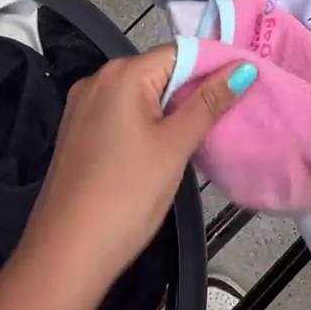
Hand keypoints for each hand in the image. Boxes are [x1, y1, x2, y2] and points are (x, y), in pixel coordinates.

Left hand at [26, 45, 254, 284]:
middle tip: (230, 110)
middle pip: (160, 70)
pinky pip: (124, 113)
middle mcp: (98, 80)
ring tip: (204, 130)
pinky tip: (167, 146)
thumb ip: (210, 101)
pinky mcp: (79, 133)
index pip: (180, 52)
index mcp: (122, 74)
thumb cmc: (127, 194)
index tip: (244, 85)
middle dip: (195, 88)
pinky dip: (149, 121)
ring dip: (174, 107)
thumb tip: (244, 67)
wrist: (66, 257)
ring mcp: (84, 107)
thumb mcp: (176, 145)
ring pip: (143, 94)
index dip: (214, 66)